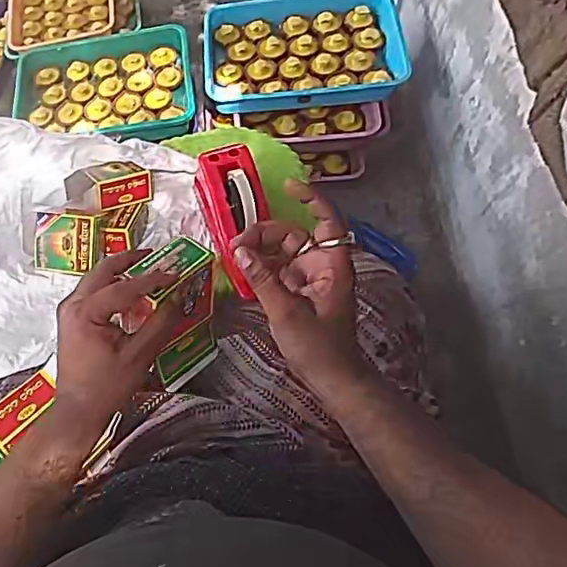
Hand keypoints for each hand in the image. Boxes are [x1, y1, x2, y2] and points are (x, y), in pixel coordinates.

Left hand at [21, 250, 180, 481]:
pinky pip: (94, 295)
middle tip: (156, 257)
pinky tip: (133, 298)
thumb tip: (179, 298)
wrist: (78, 412)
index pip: (124, 287)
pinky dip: (114, 290)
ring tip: (148, 275)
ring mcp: (69, 311)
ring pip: (97, 280)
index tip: (175, 274)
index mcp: (85, 311)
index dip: (153, 279)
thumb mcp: (138, 355)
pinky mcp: (72, 320)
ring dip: (122, 275)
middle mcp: (72, 305)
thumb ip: (160, 323)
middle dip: (131, 262)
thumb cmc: (105, 388)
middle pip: (104, 271)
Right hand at [232, 179, 367, 392]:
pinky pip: (277, 271)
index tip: (288, 186)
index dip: (310, 199)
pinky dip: (260, 268)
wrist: (332, 379)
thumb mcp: (286, 312)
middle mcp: (321, 266)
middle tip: (236, 244)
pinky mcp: (298, 294)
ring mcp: (309, 280)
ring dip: (259, 252)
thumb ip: (261, 279)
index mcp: (331, 265)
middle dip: (265, 234)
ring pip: (282, 253)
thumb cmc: (319, 348)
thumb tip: (238, 251)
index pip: (326, 220)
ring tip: (233, 256)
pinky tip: (241, 270)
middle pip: (293, 236)